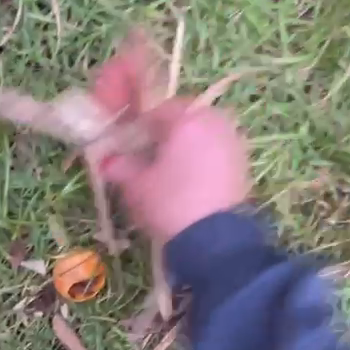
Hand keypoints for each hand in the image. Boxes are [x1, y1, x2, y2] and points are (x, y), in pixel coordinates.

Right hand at [91, 45, 250, 245]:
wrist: (214, 241)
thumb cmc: (170, 204)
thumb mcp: (137, 186)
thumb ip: (120, 166)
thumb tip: (108, 161)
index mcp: (187, 117)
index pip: (152, 108)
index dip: (131, 120)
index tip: (118, 135)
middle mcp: (214, 120)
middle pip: (176, 121)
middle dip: (153, 135)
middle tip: (135, 157)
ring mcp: (232, 142)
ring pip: (194, 138)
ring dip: (173, 149)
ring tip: (156, 174)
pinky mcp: (241, 166)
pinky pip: (209, 155)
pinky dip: (192, 163)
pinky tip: (179, 184)